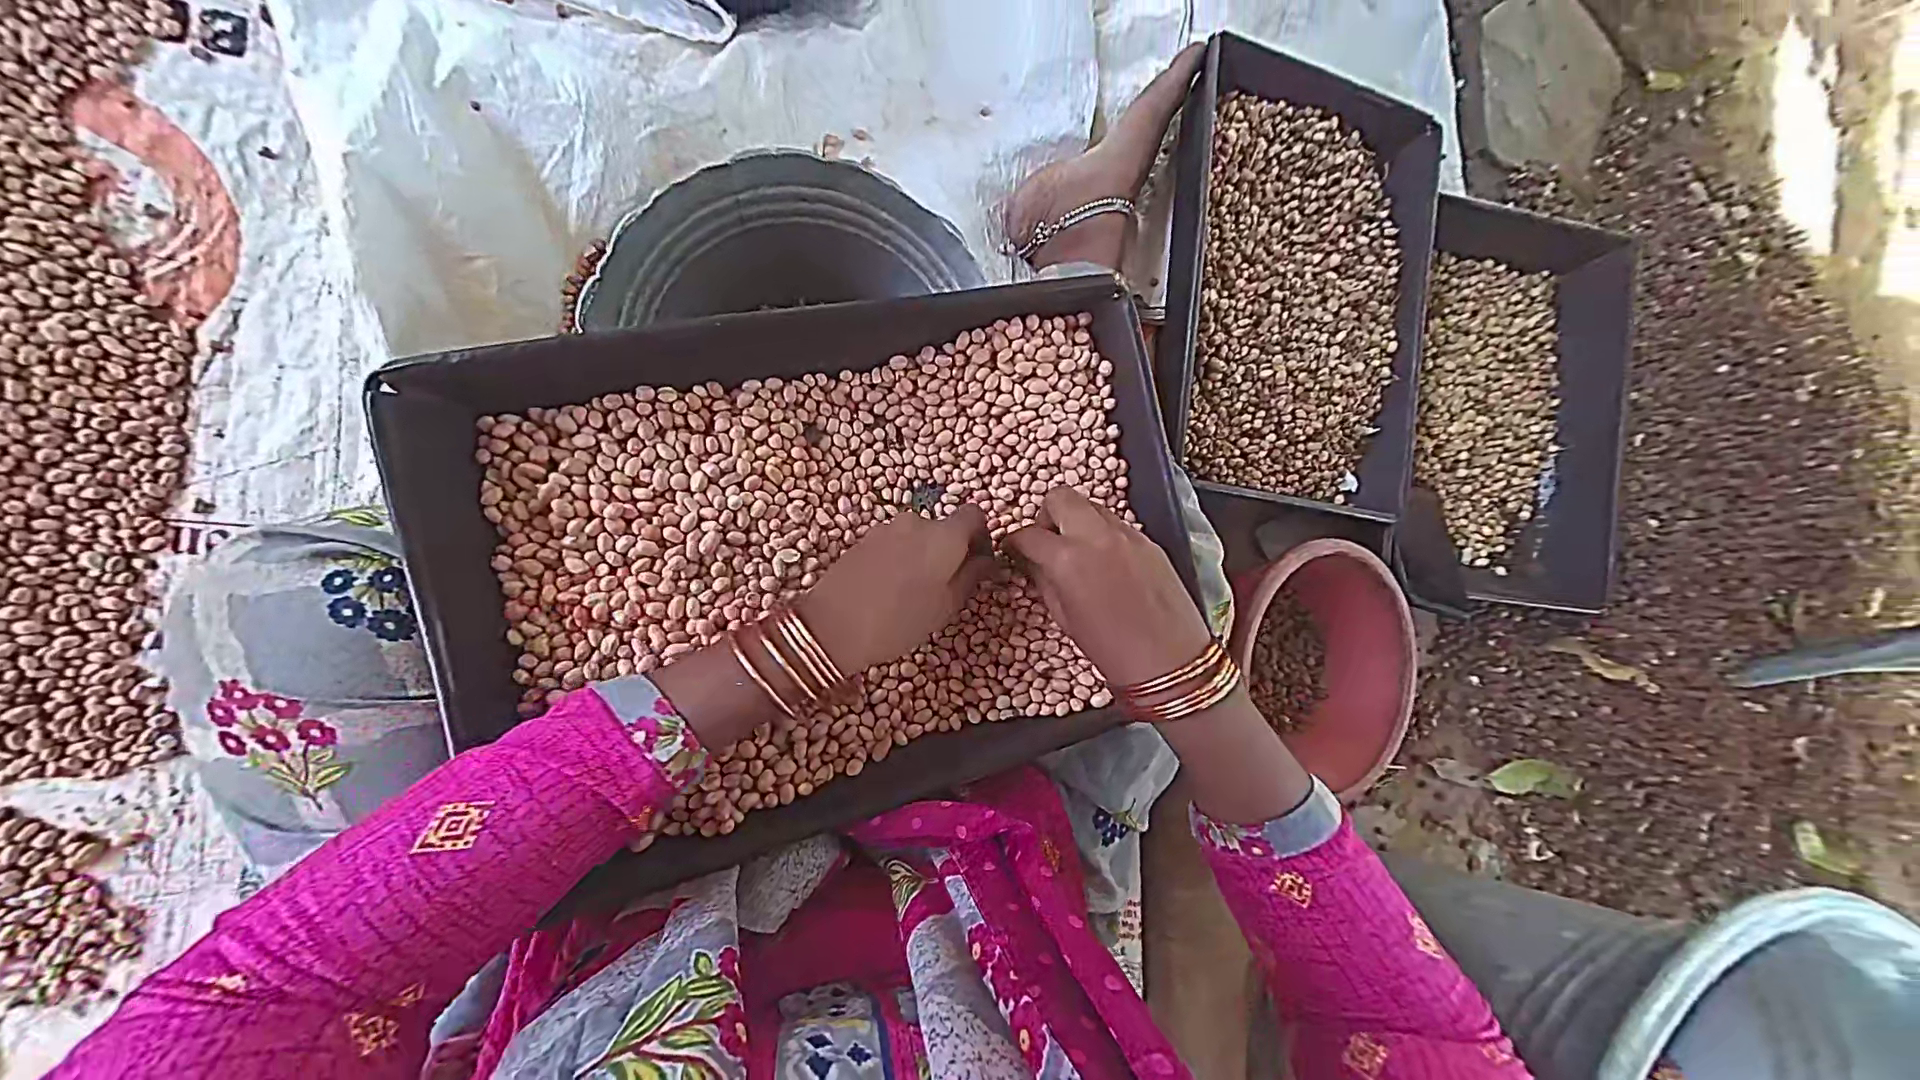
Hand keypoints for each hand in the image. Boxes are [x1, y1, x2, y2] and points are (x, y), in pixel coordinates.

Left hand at [796, 505, 996, 674]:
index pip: (975, 515)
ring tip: (915, 592)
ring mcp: (886, 529)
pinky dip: (901, 559)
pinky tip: (891, 589)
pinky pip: (895, 544)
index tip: (979, 563)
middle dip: (951, 551)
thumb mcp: (947, 605)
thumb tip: (986, 560)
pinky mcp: (864, 540)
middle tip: (947, 586)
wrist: (833, 625)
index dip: (982, 537)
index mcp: (944, 535)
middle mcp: (916, 522)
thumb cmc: (900, 619)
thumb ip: (971, 576)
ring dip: (924, 556)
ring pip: (918, 537)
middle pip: (944, 527)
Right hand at [1005, 487, 1211, 686]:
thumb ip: (1043, 580)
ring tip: (1077, 551)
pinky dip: (1102, 533)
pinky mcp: (1149, 540)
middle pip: (1060, 497)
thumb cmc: (1110, 648)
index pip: (1028, 534)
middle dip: (1046, 514)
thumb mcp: (1064, 617)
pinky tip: (1105, 562)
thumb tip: (1031, 562)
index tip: (1015, 550)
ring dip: (1076, 520)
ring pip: (1090, 506)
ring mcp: (1127, 534)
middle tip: (1047, 541)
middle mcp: (1096, 536)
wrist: (1169, 660)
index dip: (1015, 542)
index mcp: (1067, 558)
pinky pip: (1116, 523)